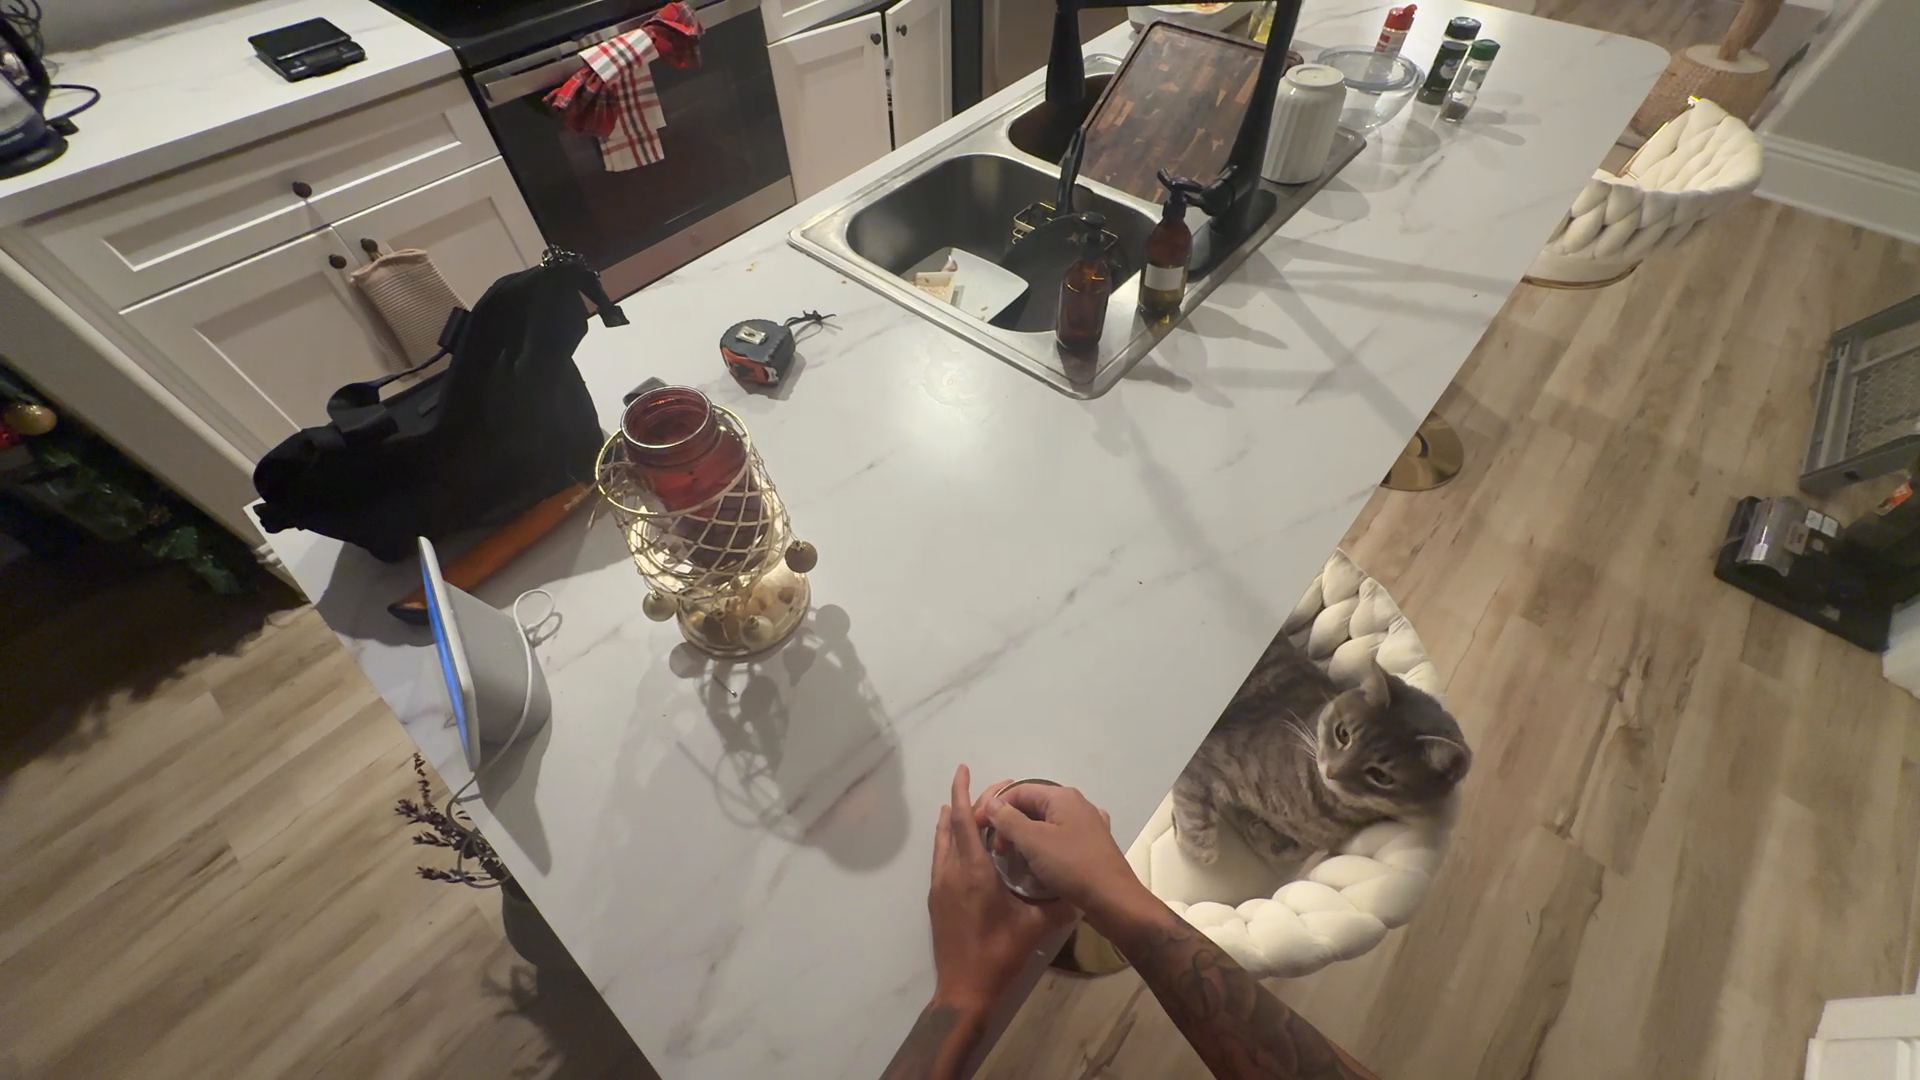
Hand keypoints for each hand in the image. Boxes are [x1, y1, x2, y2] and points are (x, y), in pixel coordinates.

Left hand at [927, 765, 1077, 1012]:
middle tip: (981, 791)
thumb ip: (1059, 904)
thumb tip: (1081, 887)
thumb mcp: (1035, 927)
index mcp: (972, 871)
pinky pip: (940, 858)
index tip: (963, 769)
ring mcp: (939, 887)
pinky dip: (948, 841)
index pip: (963, 820)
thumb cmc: (999, 956)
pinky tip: (961, 846)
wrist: (964, 993)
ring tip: (963, 807)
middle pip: (949, 825)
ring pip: (941, 842)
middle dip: (961, 802)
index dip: (962, 792)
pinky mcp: (936, 900)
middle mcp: (950, 872)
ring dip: (950, 821)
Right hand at [978, 781, 1145, 919]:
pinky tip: (1038, 865)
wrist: (1114, 901)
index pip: (1018, 791)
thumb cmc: (1072, 866)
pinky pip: (1059, 838)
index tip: (979, 827)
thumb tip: (992, 803)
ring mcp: (1087, 824)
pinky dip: (1043, 847)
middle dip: (1010, 824)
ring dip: (1025, 838)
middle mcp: (1076, 804)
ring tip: (1014, 859)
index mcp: (1062, 796)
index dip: (996, 807)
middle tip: (998, 850)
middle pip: (1032, 806)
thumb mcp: (1034, 841)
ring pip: (1045, 824)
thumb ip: (1009, 819)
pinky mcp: (1092, 845)